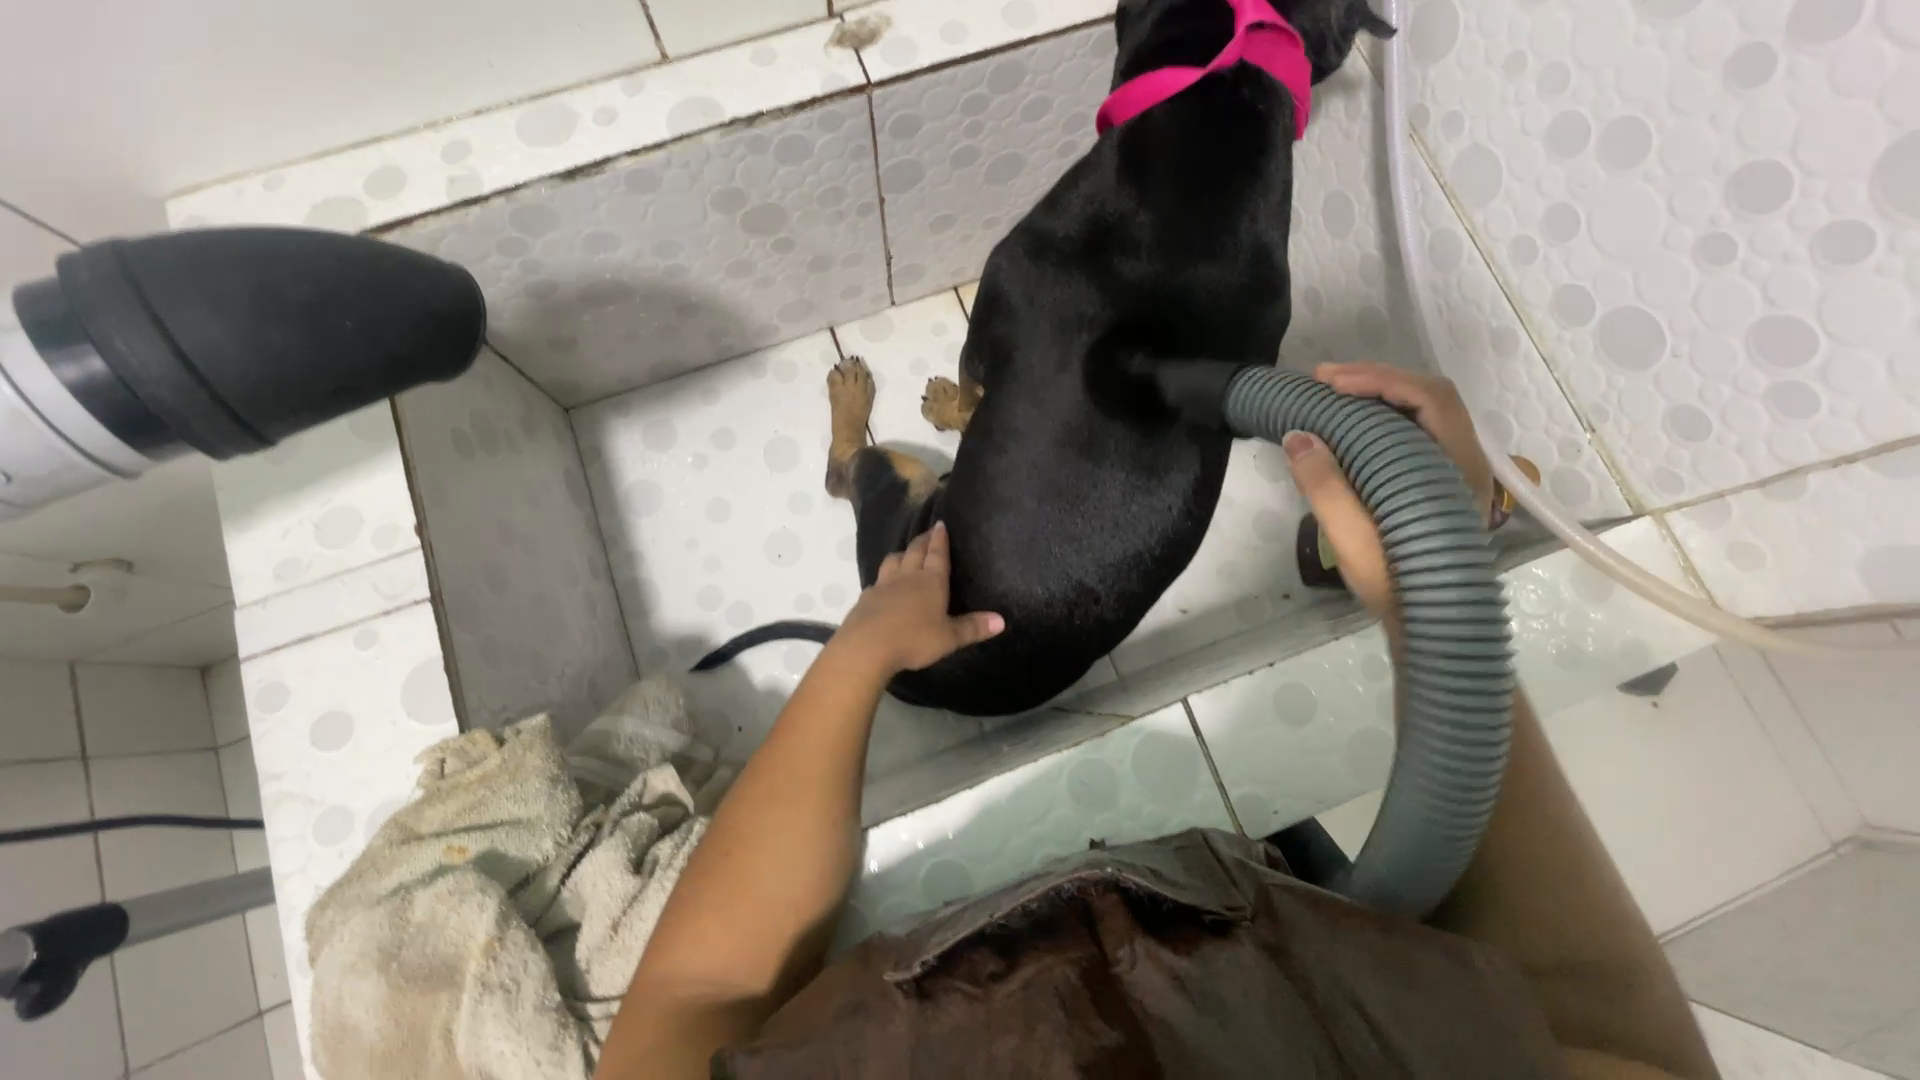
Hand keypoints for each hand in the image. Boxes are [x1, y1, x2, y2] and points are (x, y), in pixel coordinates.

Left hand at [833, 522, 1004, 676]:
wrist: (867, 646)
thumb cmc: (914, 639)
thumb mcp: (949, 638)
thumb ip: (973, 628)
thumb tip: (1002, 620)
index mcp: (931, 582)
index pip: (937, 554)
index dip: (940, 539)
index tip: (940, 524)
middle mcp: (907, 577)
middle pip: (915, 551)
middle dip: (923, 540)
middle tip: (928, 532)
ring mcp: (883, 585)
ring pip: (893, 561)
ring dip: (901, 554)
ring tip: (906, 553)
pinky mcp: (866, 598)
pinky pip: (877, 580)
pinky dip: (884, 576)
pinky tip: (883, 584)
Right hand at [1285, 363, 1495, 625]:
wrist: (1428, 623)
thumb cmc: (1394, 585)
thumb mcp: (1353, 542)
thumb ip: (1326, 488)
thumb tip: (1297, 436)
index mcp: (1454, 471)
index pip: (1429, 399)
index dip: (1378, 380)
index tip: (1328, 382)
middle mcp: (1463, 462)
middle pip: (1429, 396)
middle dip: (1375, 379)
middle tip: (1322, 381)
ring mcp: (1451, 471)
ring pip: (1422, 412)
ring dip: (1377, 395)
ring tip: (1330, 396)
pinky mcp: (1435, 482)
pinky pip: (1413, 431)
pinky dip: (1380, 416)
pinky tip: (1348, 425)